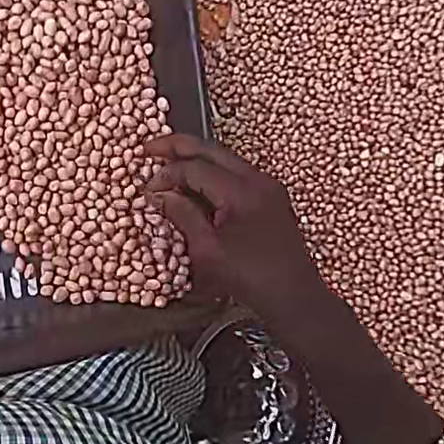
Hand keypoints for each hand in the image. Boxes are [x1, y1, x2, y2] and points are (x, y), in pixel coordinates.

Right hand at [144, 133, 332, 323]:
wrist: (295, 297)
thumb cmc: (249, 277)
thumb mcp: (207, 249)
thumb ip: (182, 215)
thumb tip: (159, 194)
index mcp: (241, 191)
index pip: (195, 167)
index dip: (167, 174)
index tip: (147, 188)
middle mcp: (257, 180)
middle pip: (211, 149)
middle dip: (178, 146)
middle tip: (150, 148)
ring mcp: (267, 187)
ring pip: (224, 158)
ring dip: (195, 157)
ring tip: (168, 160)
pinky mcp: (270, 197)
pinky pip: (235, 173)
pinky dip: (211, 171)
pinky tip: (194, 182)